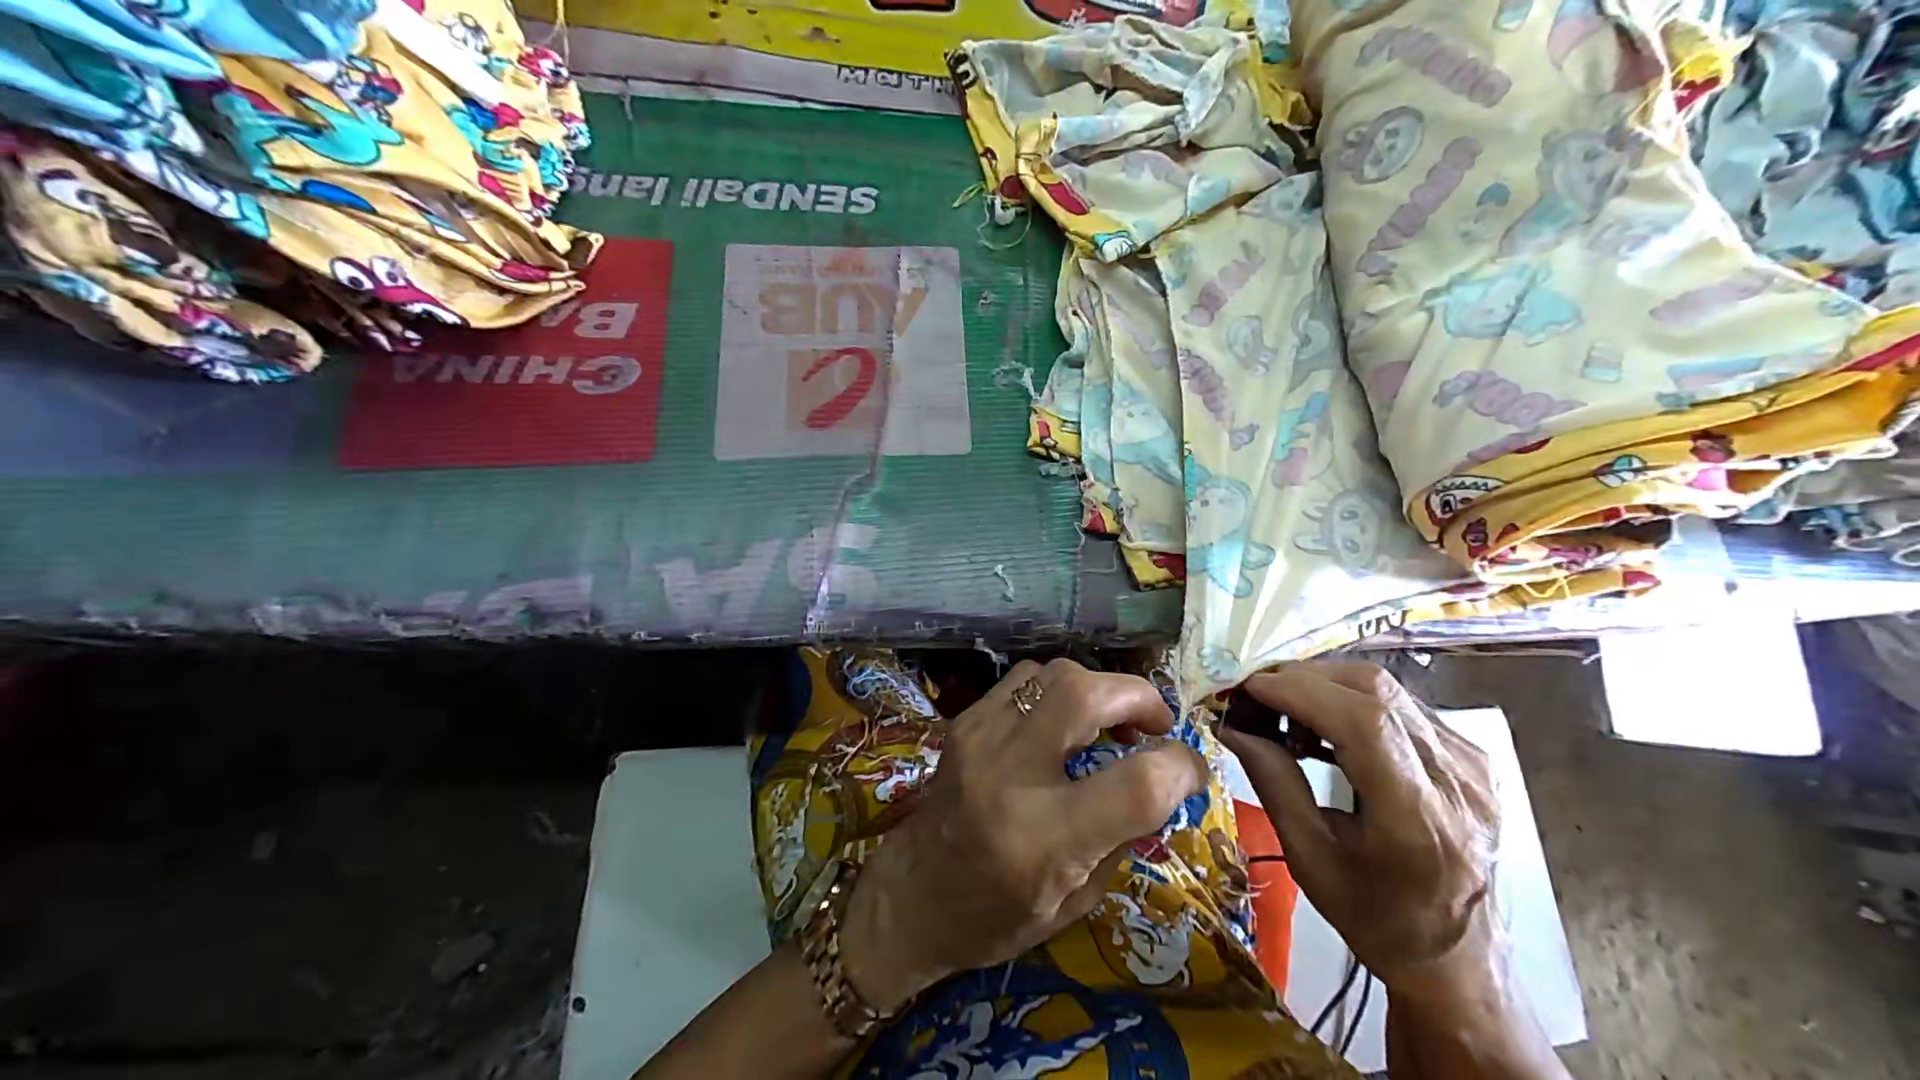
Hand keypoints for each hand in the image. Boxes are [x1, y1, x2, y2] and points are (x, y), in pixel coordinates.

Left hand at [839, 658, 1207, 1011]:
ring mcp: (979, 738)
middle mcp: (1009, 776)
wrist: (911, 896)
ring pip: (1053, 674)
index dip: (1181, 768)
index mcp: (1044, 841)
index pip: (1137, 784)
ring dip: (1097, 689)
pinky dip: (1058, 690)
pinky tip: (1064, 721)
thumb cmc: (996, 916)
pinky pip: (1023, 680)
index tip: (1190, 770)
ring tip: (1110, 721)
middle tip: (1154, 724)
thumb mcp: (1076, 901)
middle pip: (1086, 695)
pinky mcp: (964, 722)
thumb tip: (1164, 779)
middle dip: (1138, 697)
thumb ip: (1125, 836)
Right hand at [1220, 661, 1499, 988]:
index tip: (1247, 687)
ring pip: (1387, 688)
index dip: (1300, 692)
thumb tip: (1231, 724)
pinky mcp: (1470, 755)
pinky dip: (1350, 698)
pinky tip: (1322, 720)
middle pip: (1375, 692)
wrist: (1456, 953)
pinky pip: (1400, 703)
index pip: (1364, 724)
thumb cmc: (1375, 916)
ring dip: (1324, 683)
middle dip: (1303, 678)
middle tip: (1253, 691)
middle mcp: (1457, 781)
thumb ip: (1274, 783)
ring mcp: (1471, 763)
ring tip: (1281, 704)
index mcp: (1419, 821)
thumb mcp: (1309, 859)